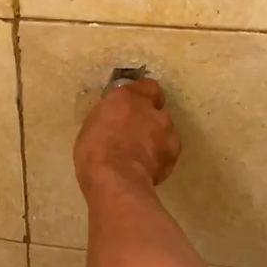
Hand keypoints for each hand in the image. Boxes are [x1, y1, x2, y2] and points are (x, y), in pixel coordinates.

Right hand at [74, 78, 180, 194]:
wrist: (115, 179)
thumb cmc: (94, 151)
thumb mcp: (93, 126)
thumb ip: (110, 118)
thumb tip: (115, 123)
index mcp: (128, 97)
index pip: (147, 87)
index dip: (142, 98)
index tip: (132, 108)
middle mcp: (151, 109)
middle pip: (156, 110)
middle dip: (149, 120)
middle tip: (134, 135)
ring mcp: (167, 130)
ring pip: (165, 131)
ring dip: (156, 139)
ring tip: (141, 156)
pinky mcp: (174, 152)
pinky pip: (167, 151)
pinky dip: (160, 157)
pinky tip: (147, 169)